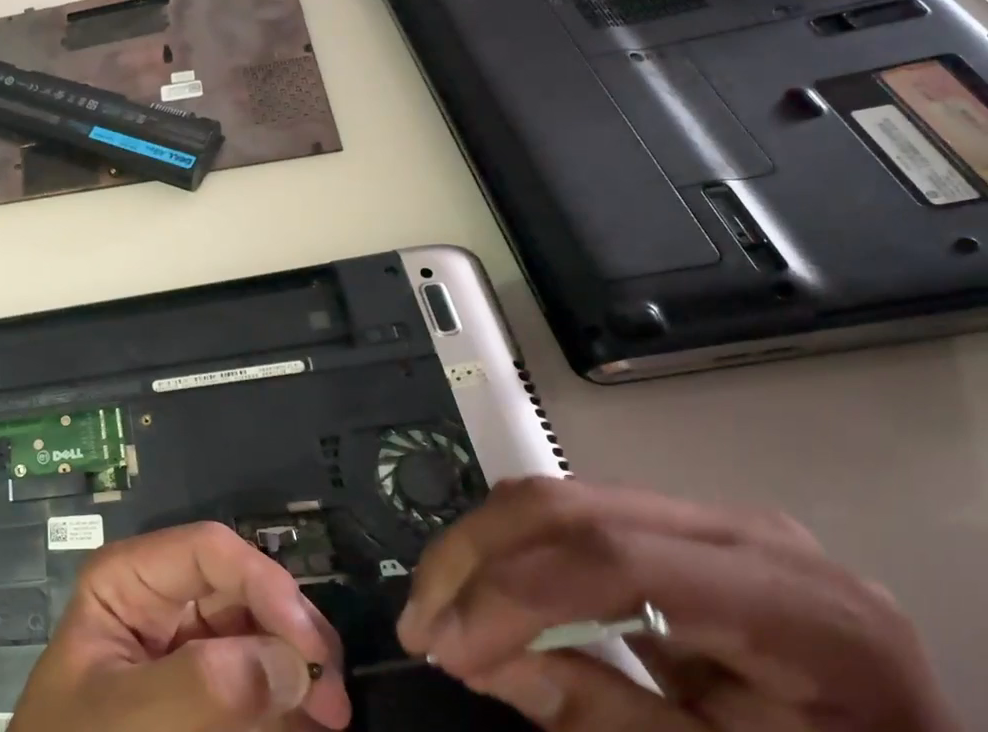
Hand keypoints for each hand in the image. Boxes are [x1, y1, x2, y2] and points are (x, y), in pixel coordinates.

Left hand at [10, 521, 352, 731]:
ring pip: (262, 634)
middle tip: (333, 700)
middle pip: (246, 589)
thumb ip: (200, 685)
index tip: (309, 650)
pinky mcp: (207, 689)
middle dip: (293, 635)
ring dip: (300, 671)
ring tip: (330, 719)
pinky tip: (309, 725)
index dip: (267, 585)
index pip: (210, 551)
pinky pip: (258, 681)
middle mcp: (163, 600)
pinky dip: (289, 700)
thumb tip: (289, 664)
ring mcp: (187, 644)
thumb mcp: (126, 716)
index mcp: (129, 581)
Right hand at [396, 477, 961, 731]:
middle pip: (572, 509)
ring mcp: (712, 521)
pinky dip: (510, 553)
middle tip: (417, 623)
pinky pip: (572, 520)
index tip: (446, 652)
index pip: (618, 563)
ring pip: (557, 499)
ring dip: (478, 550)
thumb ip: (598, 714)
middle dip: (473, 559)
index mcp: (792, 608)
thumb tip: (473, 660)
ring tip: (436, 610)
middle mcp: (747, 534)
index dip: (513, 597)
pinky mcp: (677, 529)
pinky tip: (481, 596)